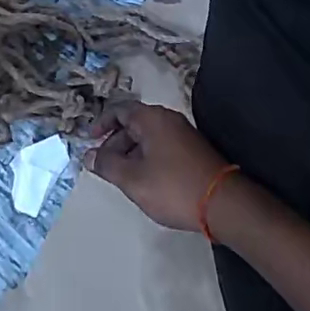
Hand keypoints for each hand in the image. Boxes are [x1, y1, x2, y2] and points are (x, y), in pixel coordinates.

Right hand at [85, 102, 234, 232]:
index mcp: (153, 118)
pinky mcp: (191, 148)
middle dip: (114, 142)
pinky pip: (161, 145)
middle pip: (133, 122)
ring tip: (122, 178)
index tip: (89, 141)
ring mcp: (182, 132)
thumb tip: (88, 154)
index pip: (120, 109)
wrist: (221, 201)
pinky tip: (144, 179)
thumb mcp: (133, 178)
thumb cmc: (172, 187)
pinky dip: (146, 156)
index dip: (102, 123)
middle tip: (104, 167)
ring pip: (147, 135)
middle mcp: (168, 119)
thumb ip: (107, 165)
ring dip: (130, 152)